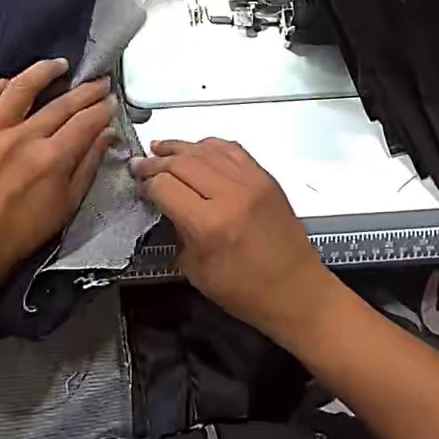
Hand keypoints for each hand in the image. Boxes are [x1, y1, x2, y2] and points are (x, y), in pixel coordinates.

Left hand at [0, 58, 115, 292]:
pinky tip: (11, 82)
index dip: (102, 109)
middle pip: (62, 102)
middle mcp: (22, 138)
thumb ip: (87, 167)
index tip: (110, 102)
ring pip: (21, 86)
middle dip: (85, 90)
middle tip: (98, 82)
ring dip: (43, 71)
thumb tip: (105, 136)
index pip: (85, 121)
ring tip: (58, 65)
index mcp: (51, 160)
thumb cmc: (15, 234)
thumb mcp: (63, 208)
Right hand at [131, 138, 337, 336]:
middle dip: (156, 162)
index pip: (165, 186)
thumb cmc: (246, 291)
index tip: (139, 186)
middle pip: (181, 162)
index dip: (146, 184)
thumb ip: (177, 230)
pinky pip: (231, 149)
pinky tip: (195, 149)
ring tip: (159, 148)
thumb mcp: (196, 269)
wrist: (298, 293)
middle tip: (140, 165)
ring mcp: (251, 182)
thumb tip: (163, 202)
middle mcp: (231, 195)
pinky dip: (208, 145)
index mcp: (210, 224)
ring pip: (204, 150)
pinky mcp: (265, 178)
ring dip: (178, 147)